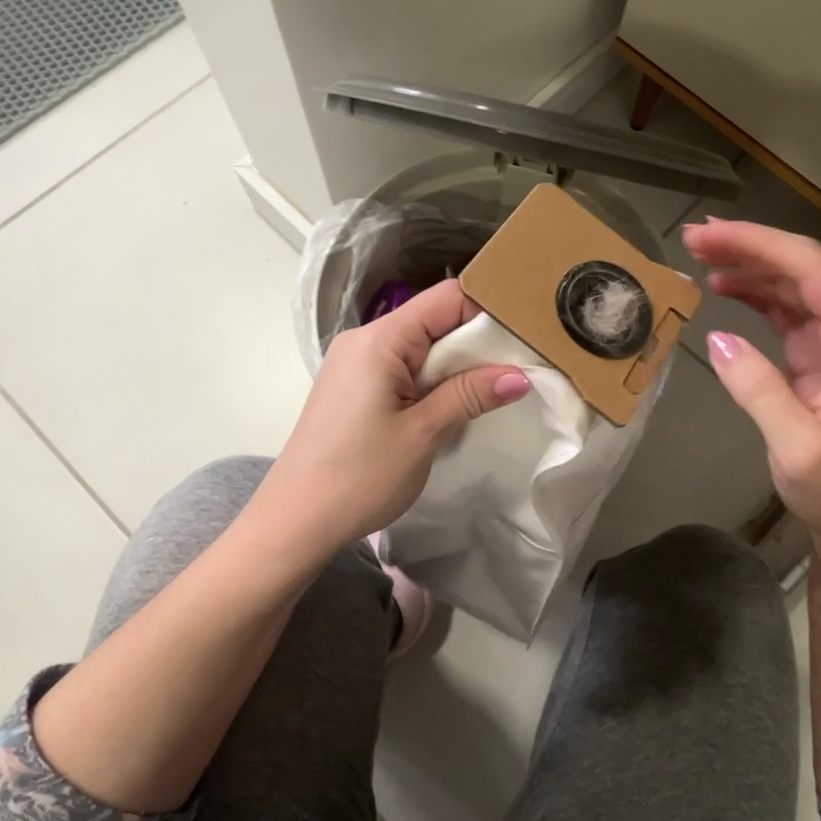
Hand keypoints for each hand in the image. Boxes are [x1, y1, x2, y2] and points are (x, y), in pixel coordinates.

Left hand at [255, 279, 530, 552]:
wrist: (295, 521)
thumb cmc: (359, 476)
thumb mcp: (423, 434)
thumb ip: (470, 395)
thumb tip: (521, 375)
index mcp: (380, 340)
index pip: (446, 299)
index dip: (488, 311)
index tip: (525, 336)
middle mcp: (364, 340)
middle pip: (434, 320)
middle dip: (477, 343)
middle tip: (521, 367)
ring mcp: (355, 364)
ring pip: (420, 347)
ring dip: (456, 366)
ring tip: (493, 390)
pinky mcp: (353, 388)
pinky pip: (402, 368)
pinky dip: (432, 381)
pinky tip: (451, 406)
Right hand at [682, 218, 820, 552]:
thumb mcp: (798, 449)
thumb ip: (760, 391)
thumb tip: (718, 338)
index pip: (815, 274)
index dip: (763, 246)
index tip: (711, 236)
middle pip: (805, 269)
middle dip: (752, 245)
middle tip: (696, 236)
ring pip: (794, 285)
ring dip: (750, 264)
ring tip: (700, 251)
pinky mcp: (819, 359)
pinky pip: (787, 311)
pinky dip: (755, 293)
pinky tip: (723, 285)